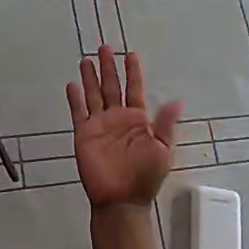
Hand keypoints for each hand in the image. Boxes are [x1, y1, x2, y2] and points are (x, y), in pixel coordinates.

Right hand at [67, 45, 182, 209]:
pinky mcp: (84, 135)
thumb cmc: (144, 177)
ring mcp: (99, 125)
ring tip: (86, 59)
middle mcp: (117, 118)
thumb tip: (177, 101)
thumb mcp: (162, 149)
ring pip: (93, 95)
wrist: (121, 200)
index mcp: (137, 120)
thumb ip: (165, 124)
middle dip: (108, 67)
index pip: (134, 89)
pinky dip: (75, 99)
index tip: (131, 55)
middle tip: (105, 48)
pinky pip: (79, 112)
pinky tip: (72, 85)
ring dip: (90, 78)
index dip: (132, 72)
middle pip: (111, 86)